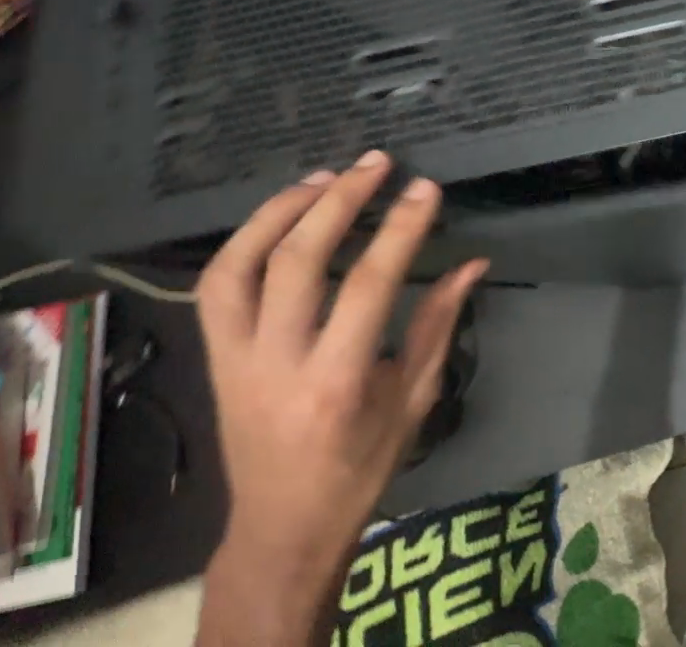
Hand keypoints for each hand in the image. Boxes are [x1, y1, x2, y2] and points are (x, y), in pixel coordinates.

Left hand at [196, 151, 484, 594]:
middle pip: (298, 261)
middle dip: (340, 201)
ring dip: (281, 210)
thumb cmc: (362, 466)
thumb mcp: (414, 399)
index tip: (425, 189)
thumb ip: (438, 325)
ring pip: (240, 265)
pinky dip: (246, 240)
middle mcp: (276, 362)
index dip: (400, 228)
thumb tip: (471, 264)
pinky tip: (282, 215)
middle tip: (377, 163)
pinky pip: (217, 286)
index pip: (369, 284)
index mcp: (337, 380)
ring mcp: (234, 358)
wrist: (283, 523)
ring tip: (325, 176)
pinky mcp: (214, 356)